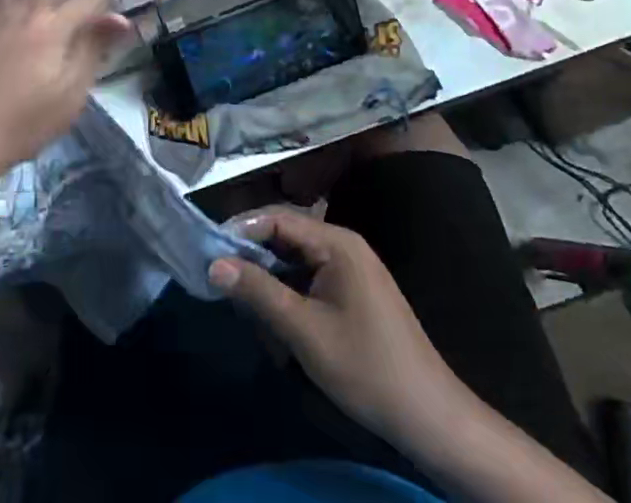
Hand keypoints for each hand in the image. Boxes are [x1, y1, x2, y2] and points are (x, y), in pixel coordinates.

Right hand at [209, 207, 463, 441]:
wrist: (425, 411)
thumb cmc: (364, 365)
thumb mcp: (303, 330)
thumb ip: (258, 292)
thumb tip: (214, 264)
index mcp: (337, 242)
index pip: (278, 219)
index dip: (240, 230)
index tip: (206, 249)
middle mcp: (343, 245)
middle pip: (285, 237)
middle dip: (251, 257)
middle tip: (215, 277)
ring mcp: (349, 268)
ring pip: (294, 260)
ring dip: (267, 280)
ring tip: (238, 300)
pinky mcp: (350, 291)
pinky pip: (308, 279)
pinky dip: (286, 293)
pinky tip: (270, 317)